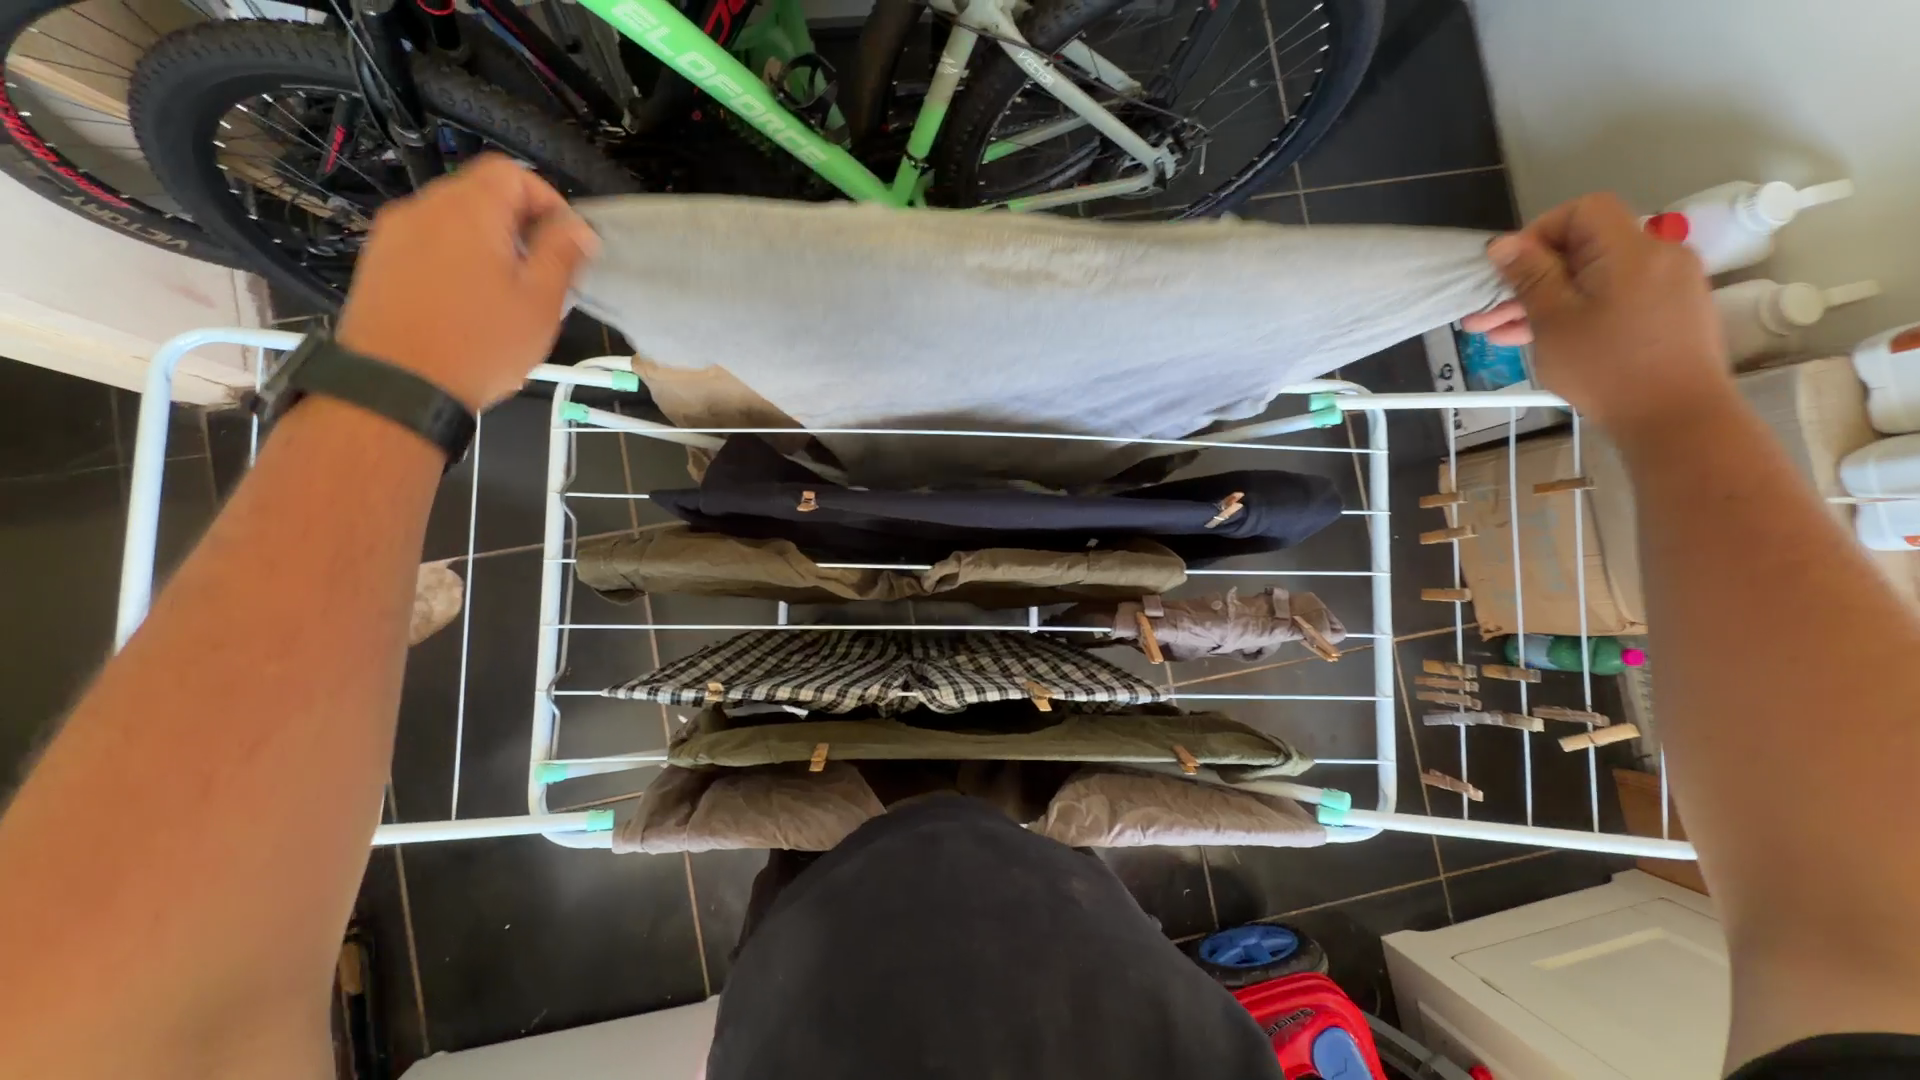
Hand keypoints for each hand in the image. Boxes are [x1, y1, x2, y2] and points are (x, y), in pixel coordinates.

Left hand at [334, 154, 599, 410]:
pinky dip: (455, 263)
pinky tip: (469, 307)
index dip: (546, 199)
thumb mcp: (539, 302)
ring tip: (506, 296)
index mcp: (468, 211)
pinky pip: (428, 247)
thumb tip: (578, 229)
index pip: (511, 172)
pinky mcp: (378, 264)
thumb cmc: (477, 345)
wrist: (397, 386)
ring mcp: (393, 236)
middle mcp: (424, 210)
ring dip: (487, 247)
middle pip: (480, 195)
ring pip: (454, 224)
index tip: (565, 240)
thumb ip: (562, 255)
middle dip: (518, 227)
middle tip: (542, 273)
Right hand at [1470, 193, 1731, 439]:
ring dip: (1547, 301)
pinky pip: (1616, 299)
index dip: (1540, 232)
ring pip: (1596, 279)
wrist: (1676, 417)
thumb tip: (1503, 243)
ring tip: (1500, 334)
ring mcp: (1668, 286)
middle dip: (1532, 277)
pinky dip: (1578, 312)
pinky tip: (1541, 340)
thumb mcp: (1554, 320)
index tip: (1510, 271)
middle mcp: (1658, 257)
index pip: (1583, 211)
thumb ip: (1530, 276)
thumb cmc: (1607, 367)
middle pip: (1586, 249)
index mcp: (1630, 251)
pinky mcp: (1670, 314)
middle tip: (1486, 312)